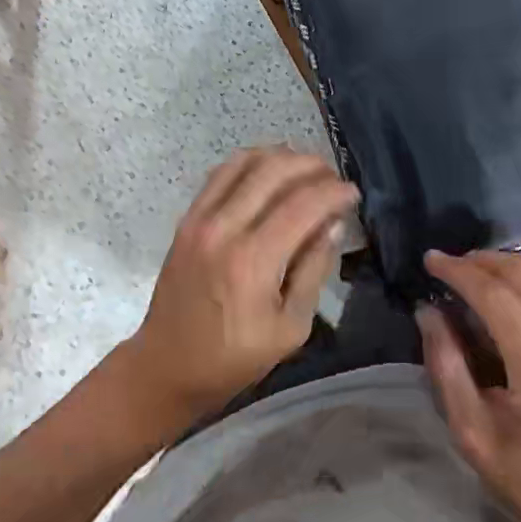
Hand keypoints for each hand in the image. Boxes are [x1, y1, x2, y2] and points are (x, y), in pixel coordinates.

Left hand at [120, 150, 356, 420]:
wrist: (167, 365)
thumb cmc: (234, 357)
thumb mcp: (290, 328)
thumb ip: (313, 270)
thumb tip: (332, 224)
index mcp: (254, 262)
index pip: (303, 205)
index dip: (334, 192)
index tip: (352, 193)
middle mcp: (225, 229)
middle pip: (275, 171)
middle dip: (311, 165)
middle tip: (332, 178)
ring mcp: (201, 218)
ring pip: (246, 162)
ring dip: (282, 157)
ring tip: (305, 169)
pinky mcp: (188, 218)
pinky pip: (221, 173)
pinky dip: (250, 162)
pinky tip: (269, 171)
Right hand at [418, 250, 520, 521]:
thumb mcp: (475, 437)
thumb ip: (447, 368)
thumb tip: (428, 311)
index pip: (500, 301)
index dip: (461, 273)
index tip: (432, 261)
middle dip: (486, 260)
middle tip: (453, 264)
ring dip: (510, 265)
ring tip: (477, 273)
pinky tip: (510, 294)